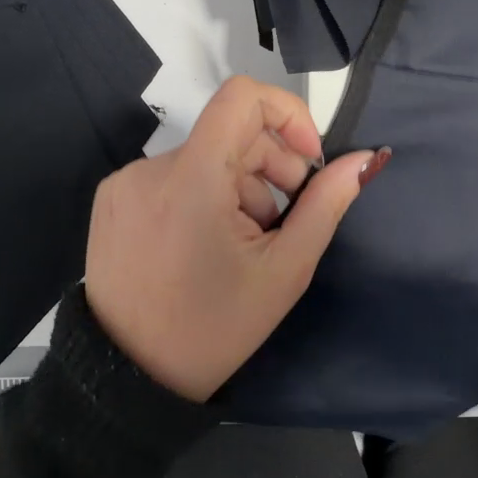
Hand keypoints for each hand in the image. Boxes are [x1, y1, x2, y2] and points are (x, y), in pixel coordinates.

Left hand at [84, 76, 387, 402]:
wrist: (128, 379)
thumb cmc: (214, 328)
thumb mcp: (284, 270)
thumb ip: (326, 204)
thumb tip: (365, 158)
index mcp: (193, 180)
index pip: (242, 97)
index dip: (287, 113)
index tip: (307, 159)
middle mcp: (152, 169)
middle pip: (230, 133)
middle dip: (272, 165)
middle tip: (287, 219)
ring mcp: (126, 183)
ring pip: (205, 158)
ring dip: (241, 185)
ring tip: (249, 241)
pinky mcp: (112, 200)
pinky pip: (174, 177)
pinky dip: (204, 196)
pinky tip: (211, 244)